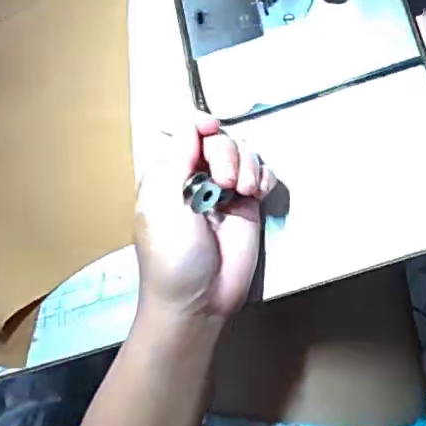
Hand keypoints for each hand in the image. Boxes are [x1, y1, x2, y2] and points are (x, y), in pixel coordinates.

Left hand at [133, 113, 277, 329]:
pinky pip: (263, 176)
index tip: (212, 128)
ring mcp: (225, 191)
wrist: (200, 301)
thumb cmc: (171, 257)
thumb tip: (192, 124)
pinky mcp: (249, 206)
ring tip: (242, 193)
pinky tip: (257, 194)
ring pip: (244, 154)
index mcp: (169, 174)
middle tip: (225, 184)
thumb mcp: (162, 206)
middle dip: (227, 154)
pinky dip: (264, 178)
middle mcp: (198, 177)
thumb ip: (175, 160)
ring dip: (247, 167)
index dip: (201, 125)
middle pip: (220, 140)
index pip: (186, 134)